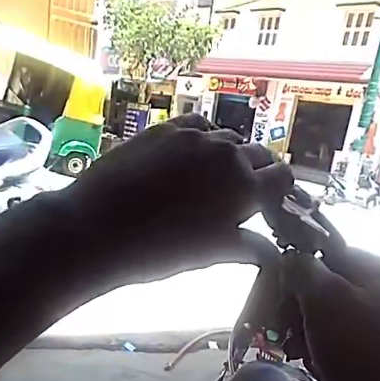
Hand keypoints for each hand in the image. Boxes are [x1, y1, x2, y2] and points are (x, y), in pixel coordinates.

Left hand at [65, 117, 291, 285]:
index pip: (283, 177)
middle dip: (258, 173)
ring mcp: (193, 136)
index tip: (272, 203)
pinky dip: (203, 140)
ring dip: (230, 155)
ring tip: (213, 178)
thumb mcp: (208, 254)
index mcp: (244, 185)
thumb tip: (272, 254)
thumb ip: (246, 247)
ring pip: (228, 138)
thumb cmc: (157, 249)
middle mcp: (225, 152)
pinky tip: (191, 157)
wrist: (96, 227)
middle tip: (243, 196)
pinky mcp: (164, 129)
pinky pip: (196, 126)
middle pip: (259, 154)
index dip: (281, 190)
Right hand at [288, 248, 379, 380]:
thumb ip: (304, 270)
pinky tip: (307, 360)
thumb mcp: (326, 298)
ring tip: (293, 346)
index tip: (280, 288)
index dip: (302, 269)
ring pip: (324, 317)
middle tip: (285, 320)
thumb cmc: (360, 348)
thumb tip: (290, 259)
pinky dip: (315, 350)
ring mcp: (378, 330)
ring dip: (302, 330)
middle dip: (299, 305)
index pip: (333, 254)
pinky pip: (331, 343)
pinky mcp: (366, 358)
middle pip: (327, 287)